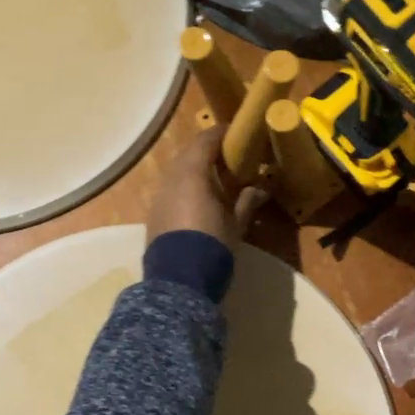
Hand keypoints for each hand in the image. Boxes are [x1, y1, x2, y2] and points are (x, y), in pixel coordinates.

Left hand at [146, 129, 268, 249]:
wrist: (179, 280)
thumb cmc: (213, 245)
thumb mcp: (236, 224)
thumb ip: (247, 201)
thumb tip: (261, 188)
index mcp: (192, 172)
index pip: (206, 140)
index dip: (221, 134)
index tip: (236, 134)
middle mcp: (171, 178)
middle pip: (188, 154)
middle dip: (207, 153)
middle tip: (227, 159)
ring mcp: (159, 196)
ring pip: (177, 173)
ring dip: (194, 172)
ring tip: (213, 182)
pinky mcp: (153, 215)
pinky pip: (170, 192)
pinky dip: (184, 190)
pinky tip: (196, 204)